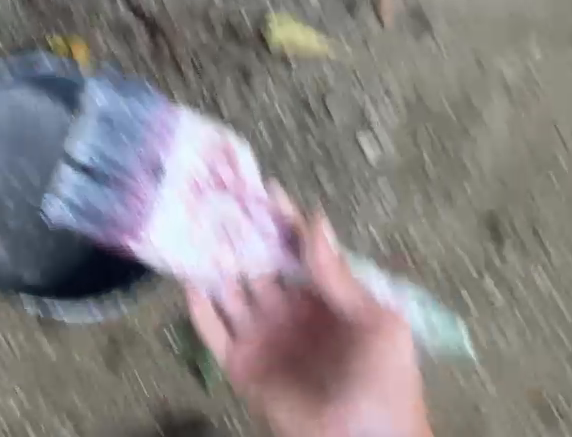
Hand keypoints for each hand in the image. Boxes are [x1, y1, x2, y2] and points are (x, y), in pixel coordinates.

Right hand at [185, 196, 430, 436]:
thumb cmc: (384, 386)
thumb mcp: (380, 326)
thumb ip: (339, 275)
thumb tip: (315, 219)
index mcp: (321, 300)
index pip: (295, 249)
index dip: (280, 219)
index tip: (260, 185)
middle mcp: (285, 311)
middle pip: (253, 262)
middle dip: (234, 231)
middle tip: (211, 197)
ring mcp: (259, 336)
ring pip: (225, 289)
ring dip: (209, 261)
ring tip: (189, 229)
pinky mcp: (238, 363)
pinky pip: (210, 329)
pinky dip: (197, 305)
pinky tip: (187, 281)